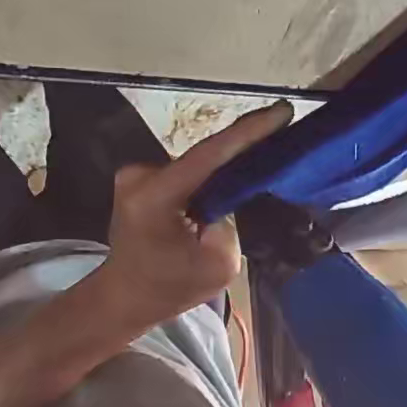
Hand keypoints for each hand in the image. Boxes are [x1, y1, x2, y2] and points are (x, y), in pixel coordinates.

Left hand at [82, 100, 292, 332]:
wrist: (124, 295)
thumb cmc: (168, 288)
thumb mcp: (217, 266)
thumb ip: (229, 224)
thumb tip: (227, 196)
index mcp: (155, 197)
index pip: (208, 156)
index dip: (247, 132)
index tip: (281, 111)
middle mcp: (139, 176)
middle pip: (202, 158)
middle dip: (241, 149)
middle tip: (282, 132)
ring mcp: (133, 175)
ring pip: (193, 165)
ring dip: (220, 168)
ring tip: (258, 163)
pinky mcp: (138, 179)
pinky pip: (183, 172)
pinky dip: (205, 177)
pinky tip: (226, 182)